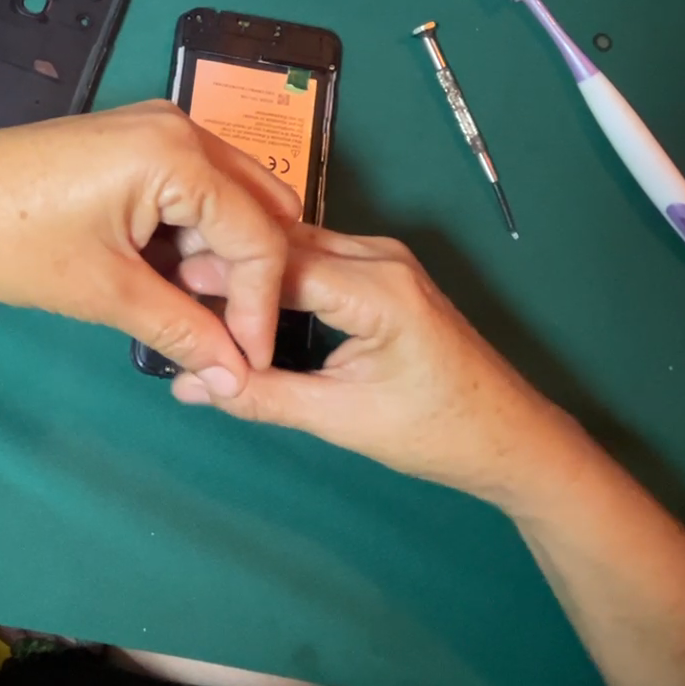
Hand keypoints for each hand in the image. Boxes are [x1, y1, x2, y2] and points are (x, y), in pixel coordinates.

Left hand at [0, 103, 303, 388]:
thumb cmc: (11, 241)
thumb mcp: (104, 292)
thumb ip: (183, 330)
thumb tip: (236, 377)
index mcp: (178, 151)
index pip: (258, 235)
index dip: (261, 306)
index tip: (249, 362)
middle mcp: (175, 125)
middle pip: (253, 206)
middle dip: (248, 274)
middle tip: (226, 331)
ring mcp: (147, 128)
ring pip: (221, 199)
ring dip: (217, 255)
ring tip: (186, 307)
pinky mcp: (123, 144)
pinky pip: (184, 189)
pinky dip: (187, 234)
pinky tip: (163, 273)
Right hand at [171, 225, 588, 507]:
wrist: (514, 441)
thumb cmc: (434, 433)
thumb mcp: (338, 418)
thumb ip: (259, 395)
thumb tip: (186, 386)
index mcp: (375, 287)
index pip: (277, 264)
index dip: (220, 277)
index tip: (169, 294)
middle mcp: (378, 255)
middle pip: (283, 244)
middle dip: (228, 265)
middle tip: (173, 289)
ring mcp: (383, 258)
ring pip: (296, 246)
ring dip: (249, 267)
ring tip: (198, 292)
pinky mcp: (381, 271)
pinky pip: (314, 259)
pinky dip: (275, 275)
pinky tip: (244, 296)